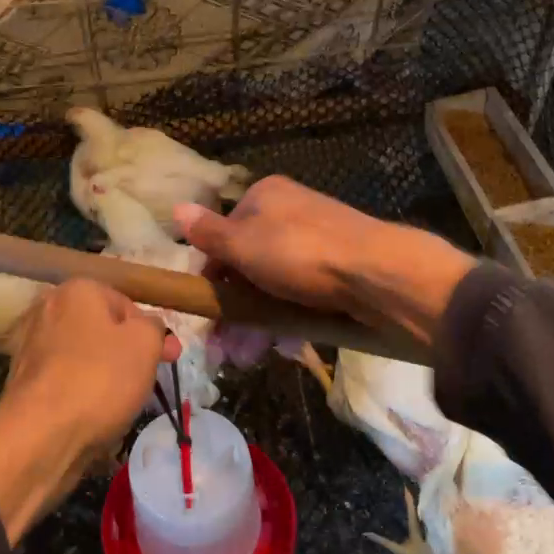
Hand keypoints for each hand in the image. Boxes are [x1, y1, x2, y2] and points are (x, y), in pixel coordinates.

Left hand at [0, 279, 175, 541]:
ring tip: (121, 401)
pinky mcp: (22, 380)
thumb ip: (154, 328)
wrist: (41, 435)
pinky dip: (80, 391)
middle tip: (147, 379)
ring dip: (104, 373)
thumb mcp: (145, 344)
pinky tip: (93, 412)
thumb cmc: (99, 379)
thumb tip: (150, 327)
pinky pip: (64, 379)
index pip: (126, 304)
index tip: (167, 357)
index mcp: (77, 290)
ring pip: (82, 355)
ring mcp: (30, 344)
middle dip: (126, 352)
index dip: (150, 332)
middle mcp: (48, 308)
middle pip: (101, 329)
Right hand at [173, 176, 474, 348]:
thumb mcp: (243, 243)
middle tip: (225, 350)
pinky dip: (287, 319)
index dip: (209, 276)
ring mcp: (315, 242)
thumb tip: (177, 208)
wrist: (377, 274)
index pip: (222, 235)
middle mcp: (288, 213)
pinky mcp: (337, 270)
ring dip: (256, 322)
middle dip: (233, 309)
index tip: (204, 315)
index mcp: (263, 197)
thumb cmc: (299, 253)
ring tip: (248, 357)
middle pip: (247, 264)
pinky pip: (300, 295)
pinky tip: (284, 345)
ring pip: (272, 284)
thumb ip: (209, 233)